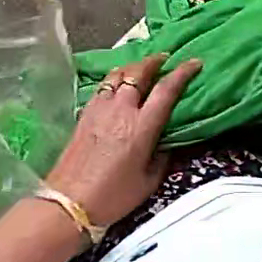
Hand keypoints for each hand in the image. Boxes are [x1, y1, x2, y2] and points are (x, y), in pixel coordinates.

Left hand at [45, 54, 201, 227]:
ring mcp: (99, 110)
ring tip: (141, 67)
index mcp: (141, 127)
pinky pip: (102, 87)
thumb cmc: (113, 196)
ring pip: (116, 75)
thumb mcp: (149, 181)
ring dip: (132, 67)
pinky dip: (113, 80)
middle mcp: (121, 110)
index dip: (182, 72)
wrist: (68, 204)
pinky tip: (116, 86)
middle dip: (154, 61)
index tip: (193, 62)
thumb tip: (167, 142)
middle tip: (165, 58)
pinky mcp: (84, 115)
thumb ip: (162, 157)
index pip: (166, 89)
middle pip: (138, 72)